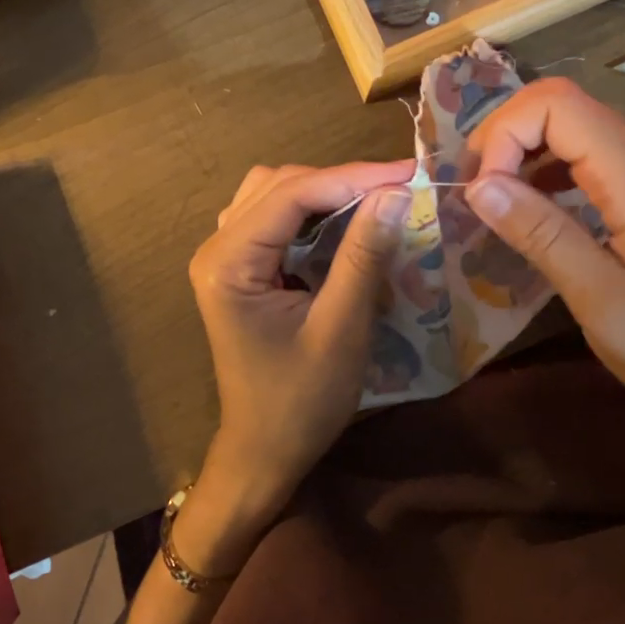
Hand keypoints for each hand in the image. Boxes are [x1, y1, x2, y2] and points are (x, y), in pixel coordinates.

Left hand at [189, 162, 413, 515]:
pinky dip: (308, 212)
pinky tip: (342, 221)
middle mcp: (215, 249)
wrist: (264, 450)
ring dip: (322, 192)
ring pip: (272, 195)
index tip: (409, 173)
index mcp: (228, 264)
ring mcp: (222, 257)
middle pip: (277, 186)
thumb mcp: (340, 329)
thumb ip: (362, 257)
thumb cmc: (301, 401)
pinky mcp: (237, 268)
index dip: (352, 178)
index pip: (291, 194)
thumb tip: (396, 194)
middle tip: (399, 187)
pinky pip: (270, 219)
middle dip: (339, 181)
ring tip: (375, 199)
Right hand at [461, 79, 624, 448]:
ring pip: (571, 128)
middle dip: (502, 141)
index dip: (502, 135)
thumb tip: (479, 186)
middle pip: (559, 106)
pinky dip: (547, 174)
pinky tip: (532, 219)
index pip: (554, 104)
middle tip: (473, 202)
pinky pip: (589, 157)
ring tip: (490, 211)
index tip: (480, 197)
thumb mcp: (609, 307)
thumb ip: (545, 238)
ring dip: (520, 157)